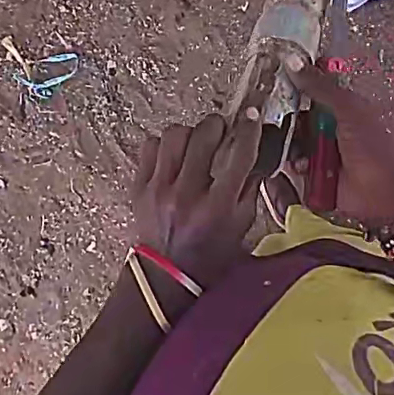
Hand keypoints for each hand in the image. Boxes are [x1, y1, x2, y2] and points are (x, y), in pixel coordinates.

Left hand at [130, 113, 262, 288]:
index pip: (239, 154)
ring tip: (196, 143)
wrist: (166, 278)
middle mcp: (187, 194)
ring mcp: (158, 189)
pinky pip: (150, 147)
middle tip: (221, 130)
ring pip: (174, 135)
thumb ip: (249, 187)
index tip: (252, 117)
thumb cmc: (211, 253)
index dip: (248, 130)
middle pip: (204, 136)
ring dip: (190, 133)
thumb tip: (254, 153)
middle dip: (217, 126)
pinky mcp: (139, 187)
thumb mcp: (242, 225)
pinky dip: (164, 146)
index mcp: (217, 207)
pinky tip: (174, 156)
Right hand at [282, 53, 393, 228]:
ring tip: (291, 142)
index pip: (314, 83)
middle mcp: (329, 122)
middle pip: (297, 109)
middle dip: (285, 109)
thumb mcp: (347, 111)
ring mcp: (321, 146)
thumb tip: (293, 61)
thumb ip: (321, 87)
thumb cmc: (373, 149)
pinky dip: (295, 160)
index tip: (274, 70)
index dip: (296, 77)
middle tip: (270, 108)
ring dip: (289, 139)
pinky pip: (293, 158)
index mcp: (342, 103)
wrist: (381, 195)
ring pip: (292, 134)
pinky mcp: (313, 169)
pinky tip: (303, 165)